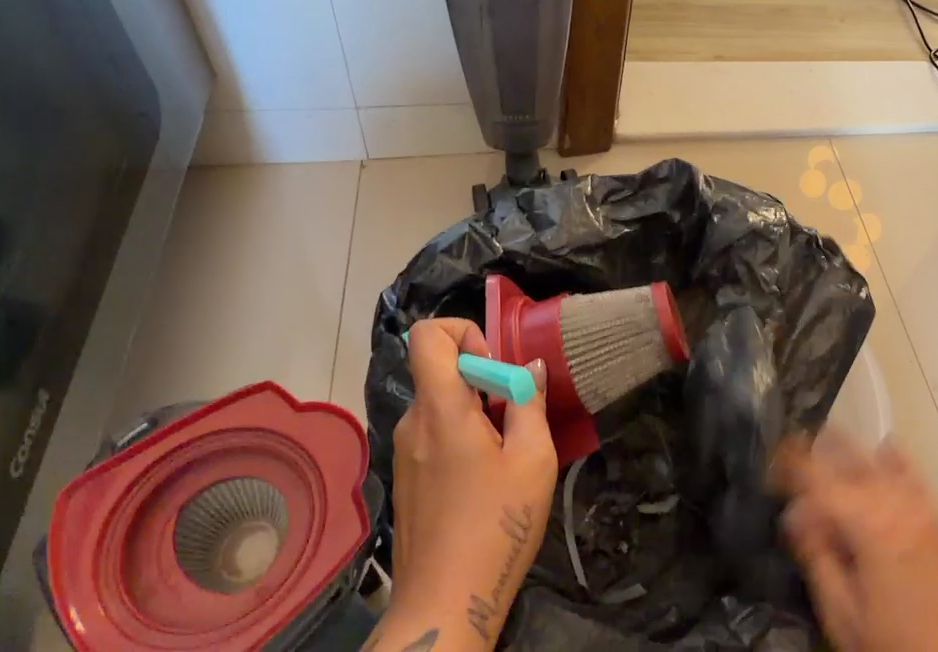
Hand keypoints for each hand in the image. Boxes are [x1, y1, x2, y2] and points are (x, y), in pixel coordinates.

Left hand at [366, 319, 556, 651]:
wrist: (444, 604)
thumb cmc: (495, 526)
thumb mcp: (533, 460)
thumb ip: (530, 404)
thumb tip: (529, 368)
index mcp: (440, 409)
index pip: (427, 336)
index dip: (463, 332)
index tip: (494, 367)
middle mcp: (412, 423)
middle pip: (440, 372)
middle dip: (481, 382)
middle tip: (515, 420)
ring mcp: (403, 454)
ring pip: (440, 408)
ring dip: (474, 416)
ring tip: (506, 458)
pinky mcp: (406, 480)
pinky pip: (433, 437)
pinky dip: (461, 441)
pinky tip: (485, 483)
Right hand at [774, 430, 937, 651]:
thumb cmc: (894, 643)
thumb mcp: (842, 614)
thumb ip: (817, 558)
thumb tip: (797, 519)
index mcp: (865, 521)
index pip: (816, 475)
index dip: (787, 463)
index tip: (767, 464)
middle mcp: (893, 500)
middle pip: (845, 456)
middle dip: (812, 453)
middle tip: (786, 465)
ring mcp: (919, 504)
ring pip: (874, 458)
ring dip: (845, 454)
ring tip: (820, 457)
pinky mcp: (936, 516)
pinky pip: (910, 471)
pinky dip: (890, 458)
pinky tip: (880, 453)